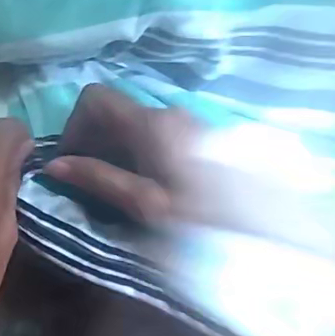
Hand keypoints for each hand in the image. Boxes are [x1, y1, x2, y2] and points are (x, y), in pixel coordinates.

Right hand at [42, 84, 199, 224]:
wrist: (278, 237)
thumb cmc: (205, 222)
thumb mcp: (147, 206)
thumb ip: (100, 180)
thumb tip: (55, 163)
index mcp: (152, 123)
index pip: (95, 98)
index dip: (74, 126)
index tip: (72, 165)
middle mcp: (171, 112)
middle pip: (116, 113)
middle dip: (95, 144)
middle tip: (93, 188)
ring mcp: (192, 124)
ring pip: (138, 128)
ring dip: (119, 154)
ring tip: (124, 196)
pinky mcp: (207, 141)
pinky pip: (161, 138)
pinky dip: (144, 157)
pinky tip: (155, 193)